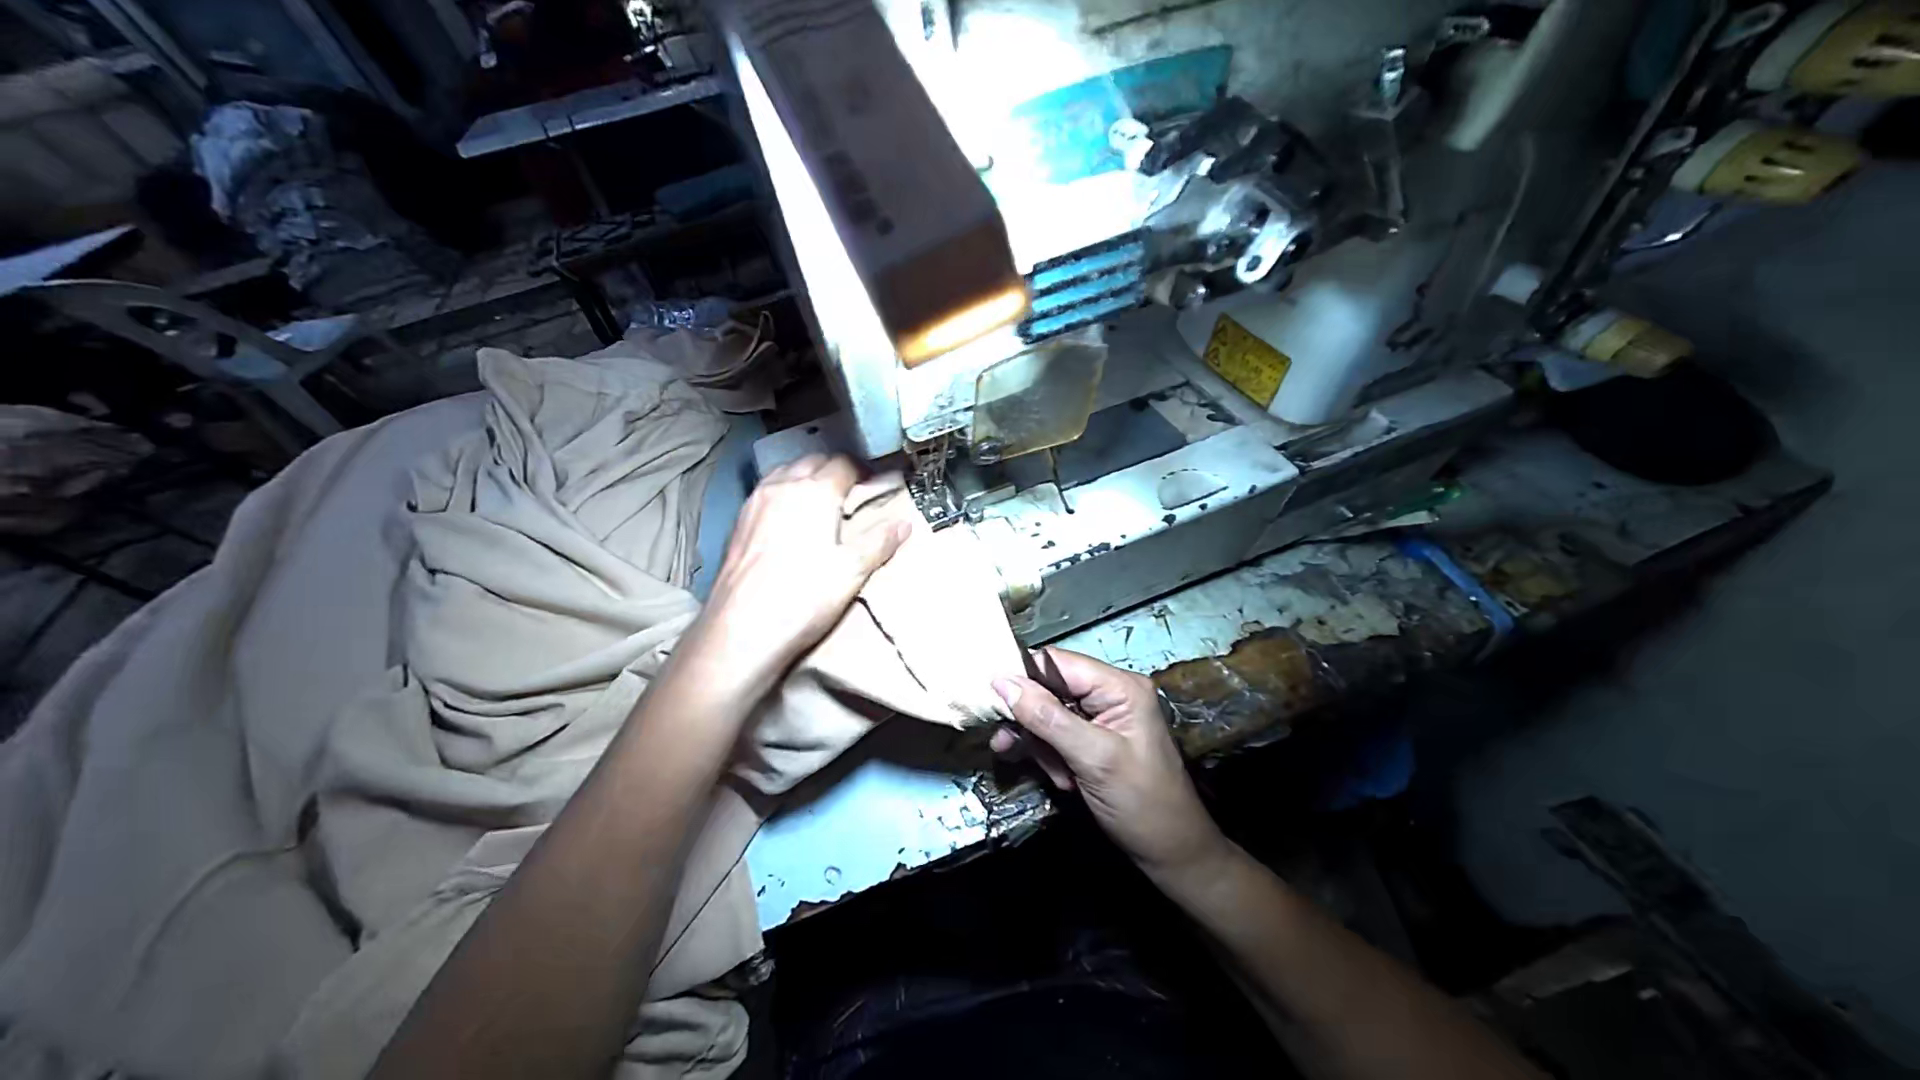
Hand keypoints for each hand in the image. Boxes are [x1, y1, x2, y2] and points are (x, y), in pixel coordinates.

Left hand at [698, 454, 909, 681]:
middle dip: (834, 469)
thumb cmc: (803, 598)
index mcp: (815, 491)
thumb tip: (903, 525)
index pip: (844, 463)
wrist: (742, 628)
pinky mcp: (738, 522)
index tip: (875, 484)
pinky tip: (789, 519)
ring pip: (785, 472)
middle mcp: (783, 487)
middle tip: (851, 491)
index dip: (863, 470)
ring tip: (819, 499)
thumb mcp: (852, 571)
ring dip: (805, 476)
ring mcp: (755, 502)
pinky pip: (765, 492)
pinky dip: (782, 494)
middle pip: (813, 461)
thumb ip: (879, 542)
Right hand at [991, 648, 1226, 878]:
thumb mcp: (1093, 757)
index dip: (1022, 677)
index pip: (1056, 663)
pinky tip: (1060, 779)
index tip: (992, 700)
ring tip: (1054, 774)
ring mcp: (1101, 718)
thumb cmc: (1141, 803)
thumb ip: (1047, 717)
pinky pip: (1056, 735)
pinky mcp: (1092, 741)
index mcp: (1118, 686)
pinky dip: (1050, 756)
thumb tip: (1001, 681)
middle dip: (1030, 720)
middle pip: (1048, 688)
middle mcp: (1108, 693)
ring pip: (1047, 714)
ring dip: (1041, 745)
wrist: (1172, 854)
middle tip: (1007, 744)